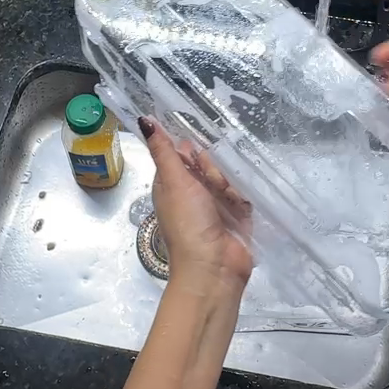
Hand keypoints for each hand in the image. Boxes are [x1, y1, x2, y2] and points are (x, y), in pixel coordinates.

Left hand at [139, 118, 253, 299]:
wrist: (214, 268)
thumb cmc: (188, 224)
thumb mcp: (173, 182)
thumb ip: (163, 150)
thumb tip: (144, 120)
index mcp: (172, 184)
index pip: (183, 154)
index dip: (191, 151)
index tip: (197, 156)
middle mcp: (192, 193)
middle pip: (208, 164)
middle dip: (214, 171)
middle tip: (212, 185)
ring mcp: (215, 205)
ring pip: (228, 177)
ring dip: (229, 187)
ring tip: (227, 203)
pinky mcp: (236, 216)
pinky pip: (244, 194)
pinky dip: (242, 200)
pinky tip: (240, 209)